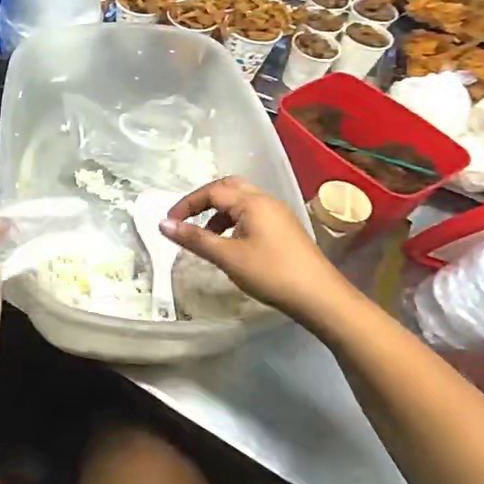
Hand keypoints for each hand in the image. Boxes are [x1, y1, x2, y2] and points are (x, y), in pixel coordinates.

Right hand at [158, 177, 355, 327]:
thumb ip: (195, 239)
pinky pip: (254, 213)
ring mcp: (279, 213)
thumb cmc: (271, 273)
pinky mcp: (286, 228)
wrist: (320, 296)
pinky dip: (235, 221)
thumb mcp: (228, 257)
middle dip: (204, 200)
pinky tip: (232, 244)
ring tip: (207, 236)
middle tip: (187, 219)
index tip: (169, 222)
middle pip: (229, 187)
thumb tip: (163, 224)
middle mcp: (265, 199)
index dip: (187, 204)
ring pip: (242, 200)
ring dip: (220, 212)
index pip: (211, 191)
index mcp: (251, 201)